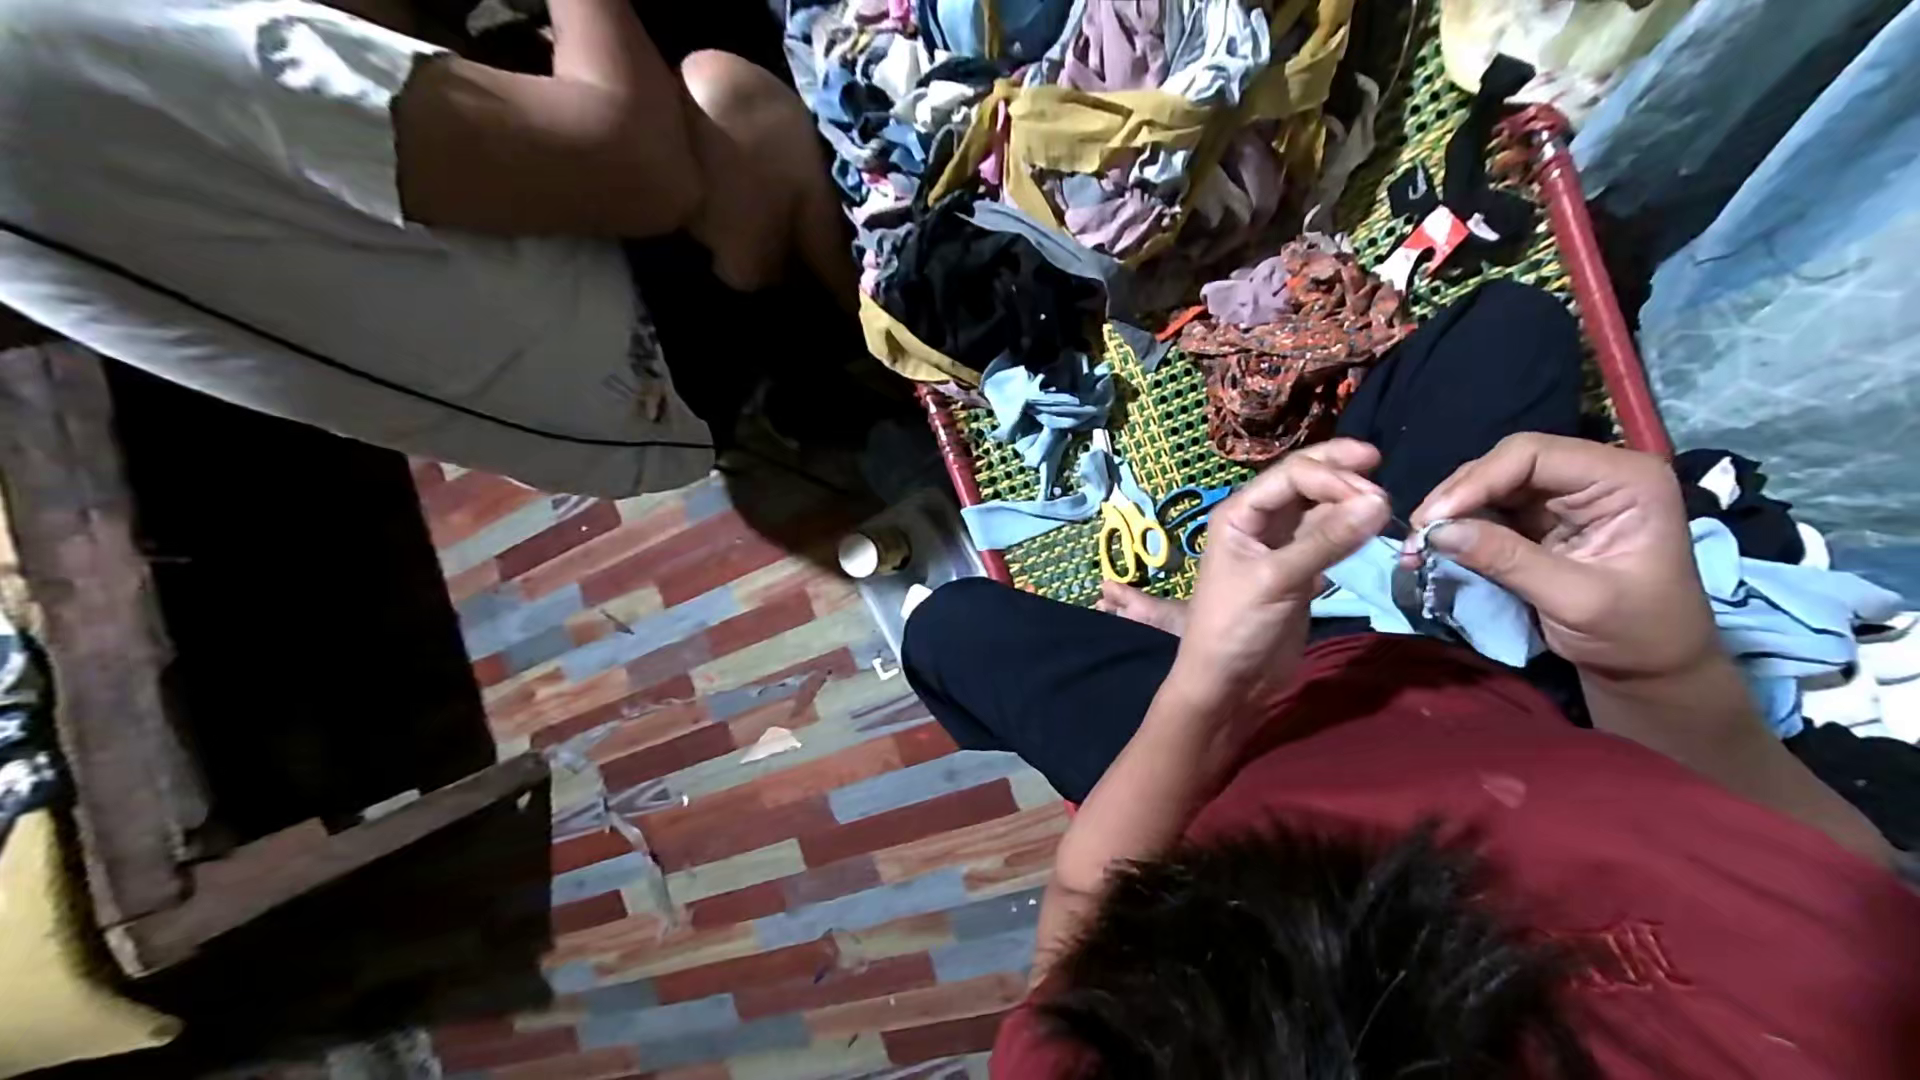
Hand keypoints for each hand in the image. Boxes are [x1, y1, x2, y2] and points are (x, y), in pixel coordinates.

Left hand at [1170, 439, 1390, 712]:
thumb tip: (1380, 501)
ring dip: (1347, 500)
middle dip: (1338, 471)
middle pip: (1302, 482)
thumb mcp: (1276, 580)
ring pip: (1318, 507)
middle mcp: (1257, 522)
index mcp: (1238, 514)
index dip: (1330, 476)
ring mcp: (1279, 545)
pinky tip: (1370, 525)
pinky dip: (1348, 529)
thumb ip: (1326, 541)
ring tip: (1382, 504)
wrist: (1229, 680)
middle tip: (1379, 464)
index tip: (1373, 495)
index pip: (1289, 475)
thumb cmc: (1236, 626)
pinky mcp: (1299, 569)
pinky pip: (1327, 536)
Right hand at [1412, 433, 1716, 682]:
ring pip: (1483, 484)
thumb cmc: (1635, 632)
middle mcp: (1591, 476)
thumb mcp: (1575, 599)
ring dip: (1445, 513)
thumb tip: (1436, 532)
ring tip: (1418, 546)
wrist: (1649, 665)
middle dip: (1454, 497)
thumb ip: (1508, 560)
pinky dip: (1450, 526)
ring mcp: (1560, 495)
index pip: (1532, 455)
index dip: (1476, 481)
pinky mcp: (1533, 518)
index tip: (1433, 520)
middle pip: (1501, 464)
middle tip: (1418, 536)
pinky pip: (1481, 508)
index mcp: (1624, 481)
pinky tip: (1430, 546)